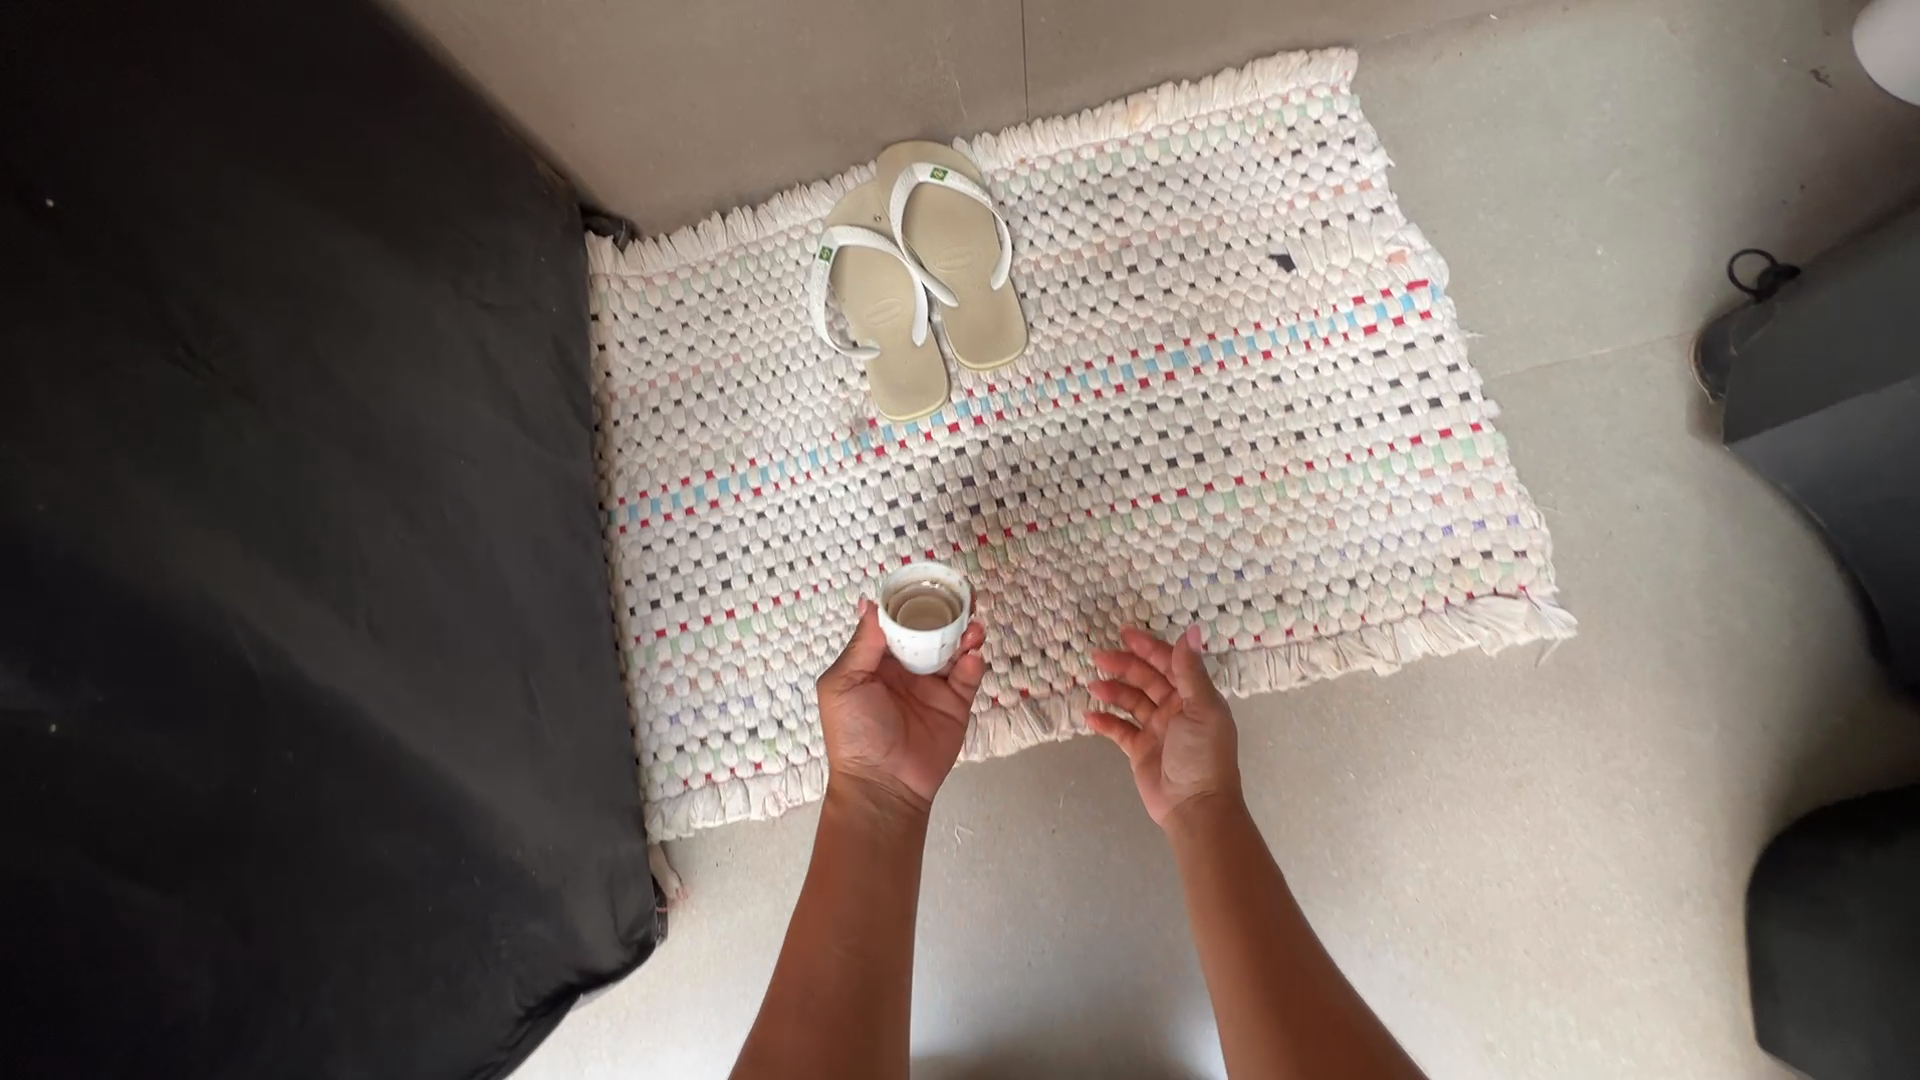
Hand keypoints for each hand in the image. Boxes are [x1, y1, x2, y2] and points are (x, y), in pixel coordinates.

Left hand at [817, 598, 987, 812]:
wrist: (882, 785)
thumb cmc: (854, 733)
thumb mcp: (843, 683)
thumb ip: (863, 644)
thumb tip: (871, 603)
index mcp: (878, 660)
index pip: (898, 623)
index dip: (912, 603)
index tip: (927, 584)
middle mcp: (908, 667)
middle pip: (932, 631)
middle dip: (947, 612)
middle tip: (962, 596)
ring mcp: (934, 685)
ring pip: (955, 649)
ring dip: (966, 633)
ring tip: (973, 626)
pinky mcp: (956, 704)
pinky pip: (969, 676)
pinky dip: (973, 663)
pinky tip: (972, 657)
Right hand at [1085, 626, 1240, 828]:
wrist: (1195, 807)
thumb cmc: (1202, 755)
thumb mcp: (1201, 708)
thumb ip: (1190, 670)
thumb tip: (1191, 630)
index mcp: (1193, 696)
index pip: (1169, 663)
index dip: (1148, 647)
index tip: (1124, 634)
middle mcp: (1175, 708)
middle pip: (1146, 678)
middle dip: (1123, 666)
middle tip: (1098, 657)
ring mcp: (1156, 729)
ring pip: (1130, 701)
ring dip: (1112, 691)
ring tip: (1094, 687)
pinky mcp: (1140, 749)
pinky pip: (1120, 729)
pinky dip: (1105, 721)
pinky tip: (1090, 717)